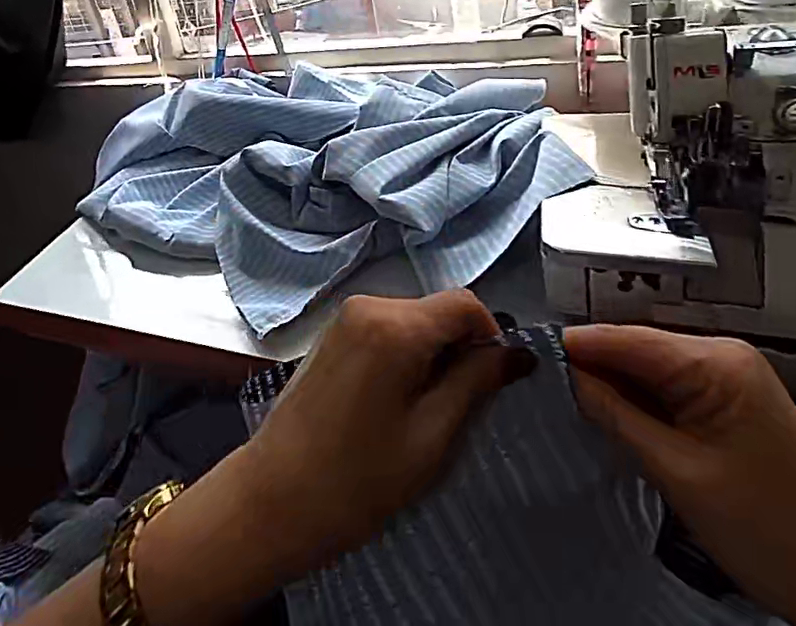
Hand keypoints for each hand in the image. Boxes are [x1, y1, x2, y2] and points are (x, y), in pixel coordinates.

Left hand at [129, 291, 532, 622]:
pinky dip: (401, 354)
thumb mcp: (433, 433)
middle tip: (455, 405)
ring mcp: (342, 318)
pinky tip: (391, 401)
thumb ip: (476, 382)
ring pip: (410, 320)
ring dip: (429, 354)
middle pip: (435, 311)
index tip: (492, 379)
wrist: (281, 491)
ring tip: (420, 410)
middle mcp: (365, 306)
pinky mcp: (330, 335)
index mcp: (394, 325)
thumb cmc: (361, 474)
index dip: (489, 337)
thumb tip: (514, 352)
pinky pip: (383, 329)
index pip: (464, 304)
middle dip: (457, 349)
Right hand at [565, 325, 795, 625]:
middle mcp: (723, 355)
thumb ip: (611, 411)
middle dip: (586, 368)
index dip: (566, 349)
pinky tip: (612, 420)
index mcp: (716, 362)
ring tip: (568, 407)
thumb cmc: (775, 535)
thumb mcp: (675, 470)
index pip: (616, 337)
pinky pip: (662, 385)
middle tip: (538, 391)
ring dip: (608, 386)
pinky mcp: (727, 399)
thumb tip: (558, 372)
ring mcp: (728, 376)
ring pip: (640, 366)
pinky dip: (633, 401)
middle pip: (627, 347)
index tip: (520, 364)